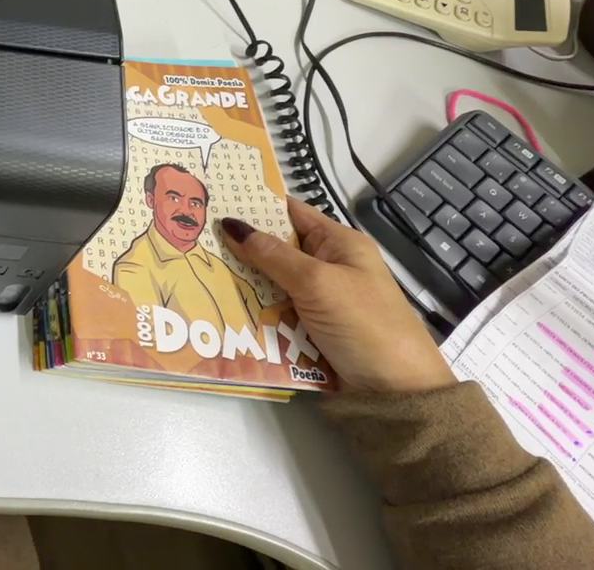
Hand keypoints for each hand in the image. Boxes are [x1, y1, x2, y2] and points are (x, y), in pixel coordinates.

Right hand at [222, 198, 454, 393]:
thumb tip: (230, 224)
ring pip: (270, 278)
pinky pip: (274, 306)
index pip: (289, 211)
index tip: (213, 199)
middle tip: (196, 237)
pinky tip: (223, 302)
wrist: (398, 394)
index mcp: (339, 243)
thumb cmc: (365, 326)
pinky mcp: (310, 324)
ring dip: (243, 278)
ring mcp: (319, 296)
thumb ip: (272, 254)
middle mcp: (328, 264)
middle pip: (275, 246)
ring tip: (201, 269)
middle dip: (241, 244)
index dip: (254, 203)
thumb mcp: (317, 283)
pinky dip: (253, 305)